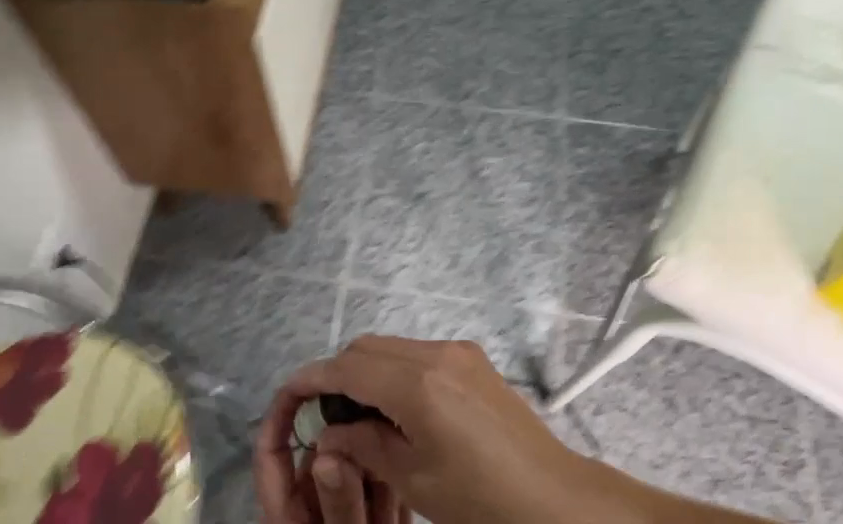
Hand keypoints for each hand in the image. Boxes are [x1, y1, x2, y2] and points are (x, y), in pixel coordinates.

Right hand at [255, 337, 608, 523]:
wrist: (552, 495)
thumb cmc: (480, 496)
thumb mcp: (413, 478)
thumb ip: (363, 444)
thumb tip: (328, 430)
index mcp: (418, 384)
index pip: (347, 367)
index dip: (312, 381)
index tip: (290, 399)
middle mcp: (437, 353)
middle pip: (366, 347)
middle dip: (337, 374)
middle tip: (326, 416)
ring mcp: (459, 351)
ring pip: (391, 346)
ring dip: (367, 371)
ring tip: (361, 418)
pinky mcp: (473, 359)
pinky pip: (418, 353)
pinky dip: (395, 372)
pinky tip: (398, 410)